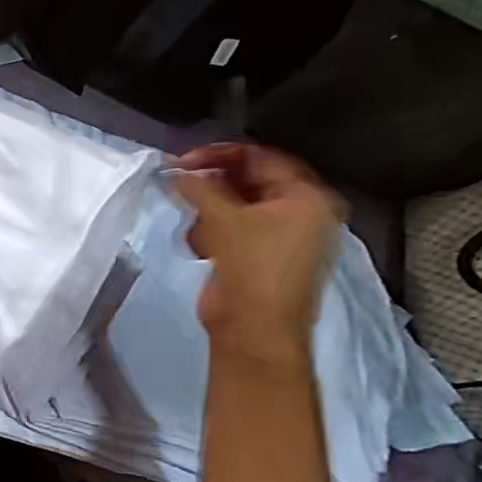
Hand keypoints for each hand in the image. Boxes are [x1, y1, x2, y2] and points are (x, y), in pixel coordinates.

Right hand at [168, 143, 344, 367]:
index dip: (222, 155)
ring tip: (193, 227)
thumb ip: (199, 189)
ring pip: (234, 206)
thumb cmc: (252, 267)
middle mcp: (299, 212)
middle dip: (211, 183)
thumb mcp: (225, 220)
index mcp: (308, 197)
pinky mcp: (254, 255)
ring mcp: (277, 235)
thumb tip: (173, 171)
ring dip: (207, 212)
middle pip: (248, 181)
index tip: (183, 160)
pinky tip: (197, 246)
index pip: (263, 159)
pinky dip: (209, 232)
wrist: (253, 327)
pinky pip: (229, 230)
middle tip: (177, 183)